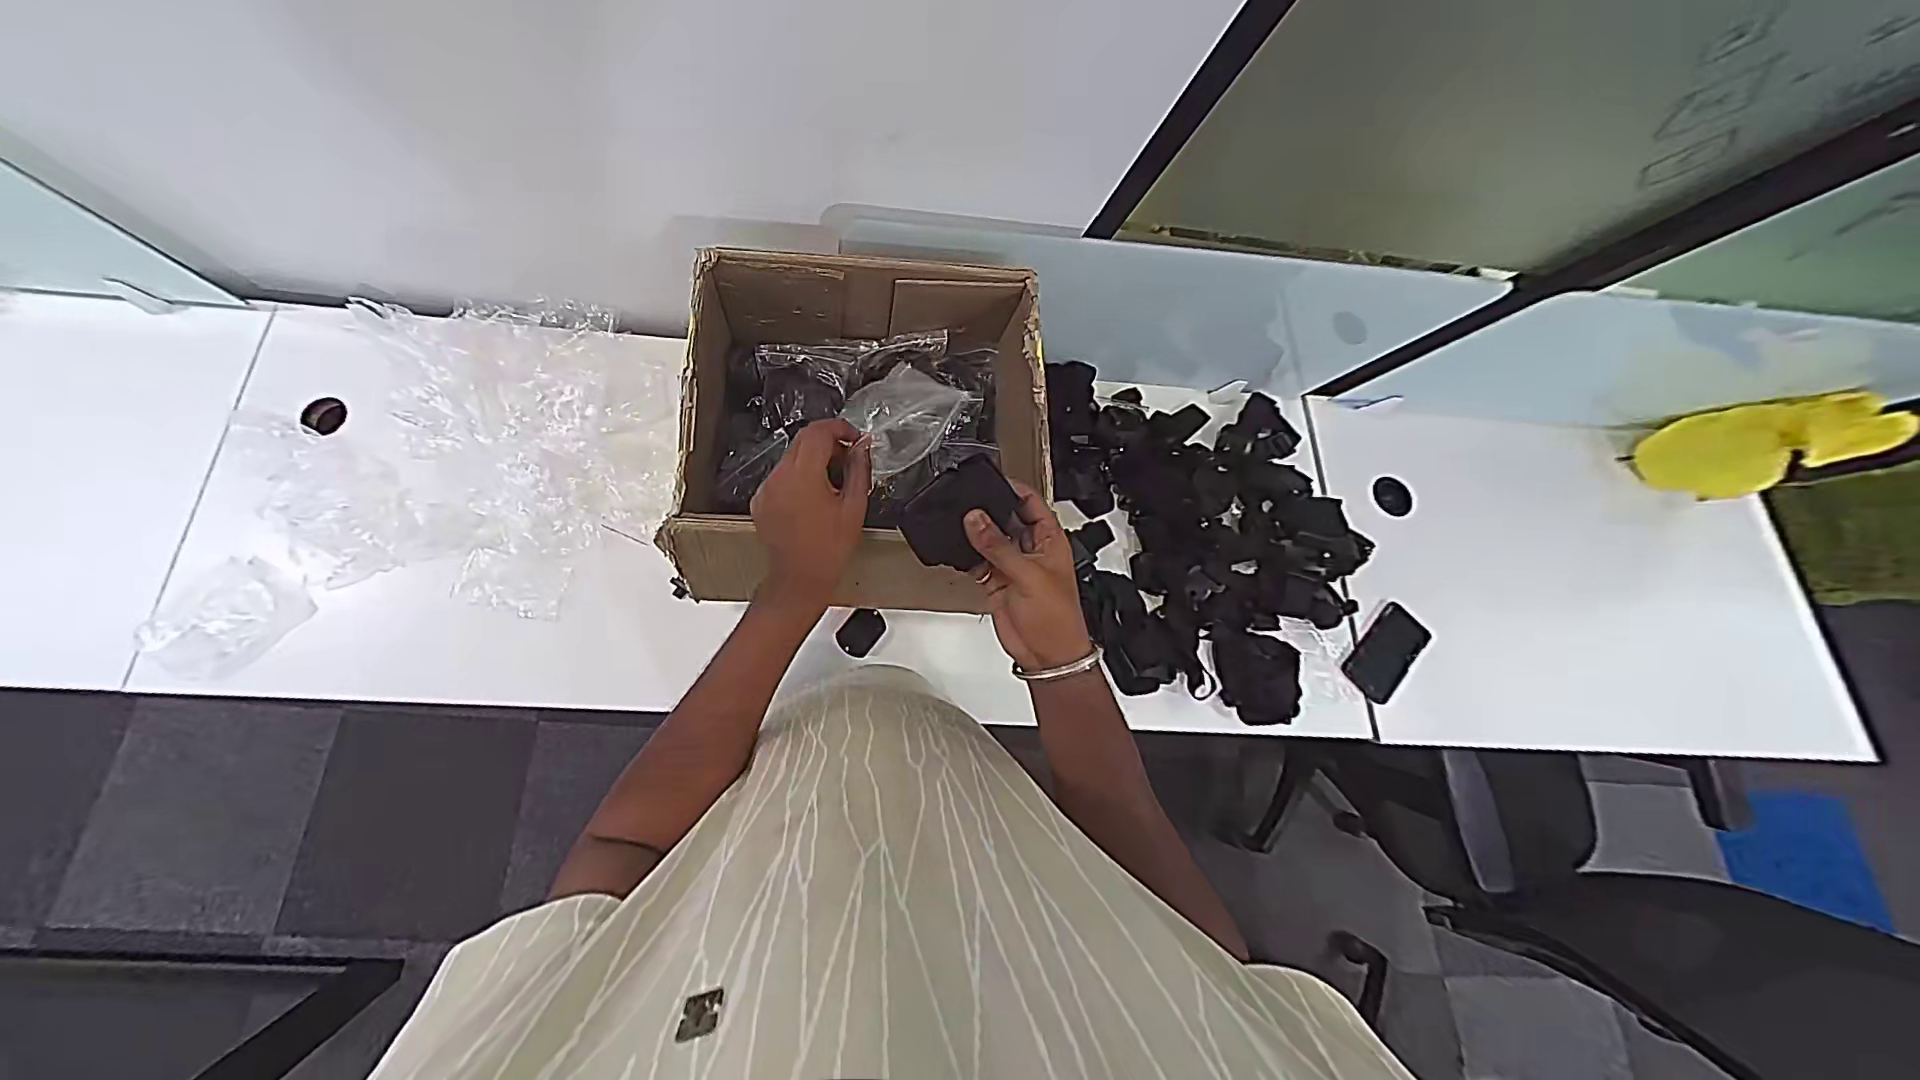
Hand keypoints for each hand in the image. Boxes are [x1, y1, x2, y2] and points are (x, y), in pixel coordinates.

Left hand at [751, 419, 870, 610]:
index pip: (817, 432)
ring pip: (791, 458)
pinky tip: (815, 497)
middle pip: (802, 440)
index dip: (839, 428)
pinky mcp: (761, 501)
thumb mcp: (854, 506)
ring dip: (813, 460)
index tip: (854, 437)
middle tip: (848, 457)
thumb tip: (863, 448)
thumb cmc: (828, 549)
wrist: (800, 577)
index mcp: (803, 476)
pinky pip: (781, 476)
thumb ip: (859, 470)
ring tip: (834, 481)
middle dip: (828, 442)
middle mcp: (779, 478)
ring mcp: (767, 489)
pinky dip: (798, 477)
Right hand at [965, 481, 1095, 671]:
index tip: (990, 480)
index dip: (1012, 489)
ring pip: (989, 539)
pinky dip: (966, 556)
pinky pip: (977, 561)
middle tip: (966, 503)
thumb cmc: (1057, 618)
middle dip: (987, 511)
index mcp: (1049, 539)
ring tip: (957, 523)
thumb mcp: (1028, 575)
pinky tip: (956, 549)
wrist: (1046, 654)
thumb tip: (977, 520)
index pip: (1030, 502)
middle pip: (1005, 518)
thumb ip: (998, 546)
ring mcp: (1012, 565)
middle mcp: (1030, 549)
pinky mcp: (996, 581)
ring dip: (975, 533)